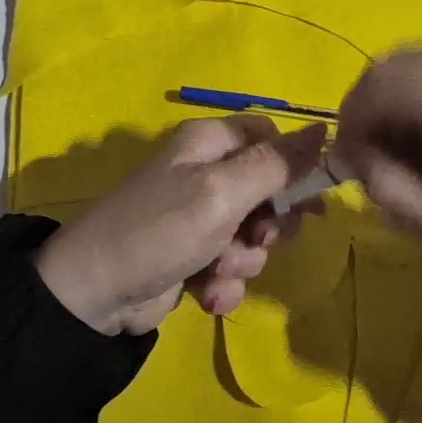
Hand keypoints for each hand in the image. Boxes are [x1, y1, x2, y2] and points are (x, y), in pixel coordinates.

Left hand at [34, 116, 325, 335]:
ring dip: (243, 260)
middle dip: (270, 225)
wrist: (96, 294)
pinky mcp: (195, 257)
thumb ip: (276, 165)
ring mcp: (200, 217)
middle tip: (258, 237)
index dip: (293, 168)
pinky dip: (223, 284)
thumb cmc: (161, 229)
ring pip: (254, 236)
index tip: (308, 199)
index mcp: (211, 142)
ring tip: (215, 269)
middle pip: (270, 190)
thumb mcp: (222, 192)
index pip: (272, 138)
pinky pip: (232, 267)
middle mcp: (207, 172)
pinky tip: (203, 293)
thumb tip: (325, 128)